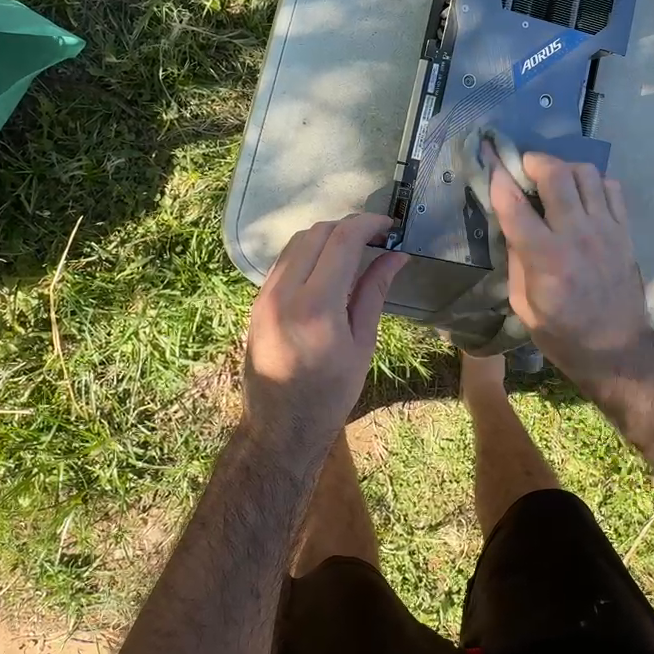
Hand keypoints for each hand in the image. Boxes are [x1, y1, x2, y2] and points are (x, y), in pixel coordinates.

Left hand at [243, 213, 407, 453]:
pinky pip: (283, 260)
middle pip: (317, 233)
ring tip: (353, 250)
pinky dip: (307, 252)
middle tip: (375, 239)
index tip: (389, 227)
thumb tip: (397, 255)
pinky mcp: (256, 301)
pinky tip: (326, 267)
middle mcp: (285, 292)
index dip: (368, 225)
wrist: (280, 428)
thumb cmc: (330, 393)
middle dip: (348, 227)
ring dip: (326, 236)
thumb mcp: (362, 344)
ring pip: (296, 242)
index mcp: (316, 305)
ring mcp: (265, 295)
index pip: (342, 240)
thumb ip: (374, 291)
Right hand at [489, 153, 652, 384]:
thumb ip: (515, 259)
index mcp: (545, 258)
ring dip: (564, 168)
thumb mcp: (523, 304)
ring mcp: (605, 229)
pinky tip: (582, 196)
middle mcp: (576, 235)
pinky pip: (612, 187)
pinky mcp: (625, 230)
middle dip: (533, 161)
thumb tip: (510, 223)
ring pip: (586, 173)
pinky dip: (593, 183)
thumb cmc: (562, 333)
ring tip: (553, 179)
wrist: (616, 349)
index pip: (514, 204)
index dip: (498, 177)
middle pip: (555, 174)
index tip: (490, 162)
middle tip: (523, 167)